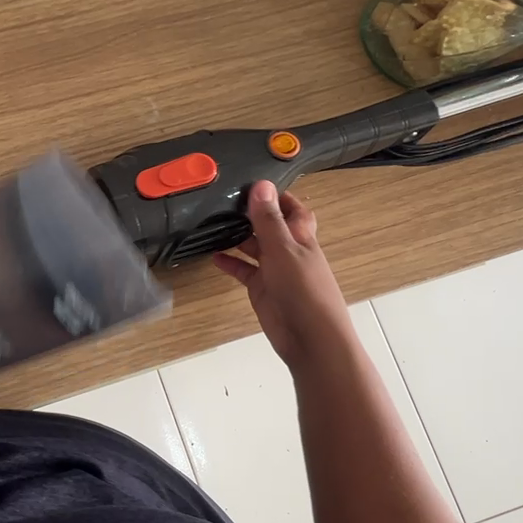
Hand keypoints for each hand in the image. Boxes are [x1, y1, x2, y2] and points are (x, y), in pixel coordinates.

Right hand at [211, 181, 354, 367]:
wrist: (310, 338)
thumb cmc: (303, 290)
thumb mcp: (283, 249)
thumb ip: (269, 219)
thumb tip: (262, 184)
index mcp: (301, 238)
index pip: (293, 210)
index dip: (279, 197)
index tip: (255, 184)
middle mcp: (288, 252)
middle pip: (270, 227)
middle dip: (251, 215)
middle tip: (224, 202)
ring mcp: (275, 271)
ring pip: (254, 248)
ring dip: (237, 237)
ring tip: (213, 224)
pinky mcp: (262, 289)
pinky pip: (244, 271)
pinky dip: (230, 263)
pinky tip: (213, 256)